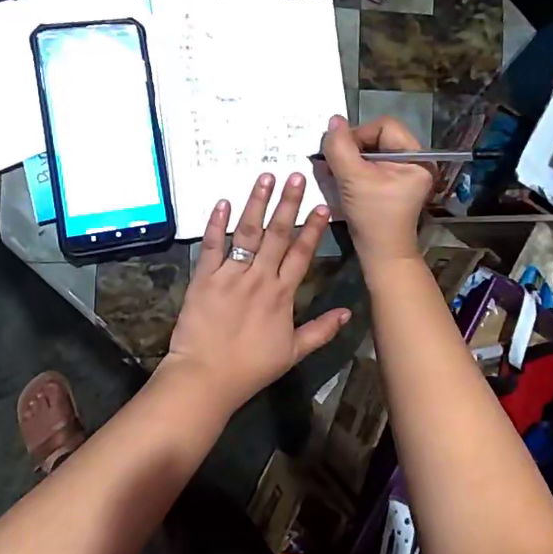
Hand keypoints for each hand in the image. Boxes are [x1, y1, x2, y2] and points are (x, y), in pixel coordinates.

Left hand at [161, 171, 349, 413]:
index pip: (302, 254)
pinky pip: (212, 245)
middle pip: (277, 234)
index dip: (312, 229)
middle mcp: (259, 278)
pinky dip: (217, 223)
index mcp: (281, 294)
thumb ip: (320, 330)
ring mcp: (230, 275)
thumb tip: (347, 313)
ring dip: (257, 203)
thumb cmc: (250, 368)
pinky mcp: (204, 277)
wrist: (205, 377)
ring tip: (265, 177)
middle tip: (296, 176)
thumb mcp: (292, 353)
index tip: (321, 206)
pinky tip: (223, 201)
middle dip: (288, 203)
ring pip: (247, 232)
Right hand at [320, 115, 433, 268]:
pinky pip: (372, 165)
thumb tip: (334, 120)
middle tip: (335, 162)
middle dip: (353, 147)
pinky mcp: (393, 184)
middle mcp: (414, 161)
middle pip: (378, 137)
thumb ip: (340, 146)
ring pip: (372, 151)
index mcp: (416, 157)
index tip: (340, 152)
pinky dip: (355, 169)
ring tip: (335, 171)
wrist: (380, 253)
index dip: (359, 134)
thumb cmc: (372, 215)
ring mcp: (404, 173)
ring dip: (351, 158)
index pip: (384, 126)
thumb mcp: (352, 178)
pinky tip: (341, 179)